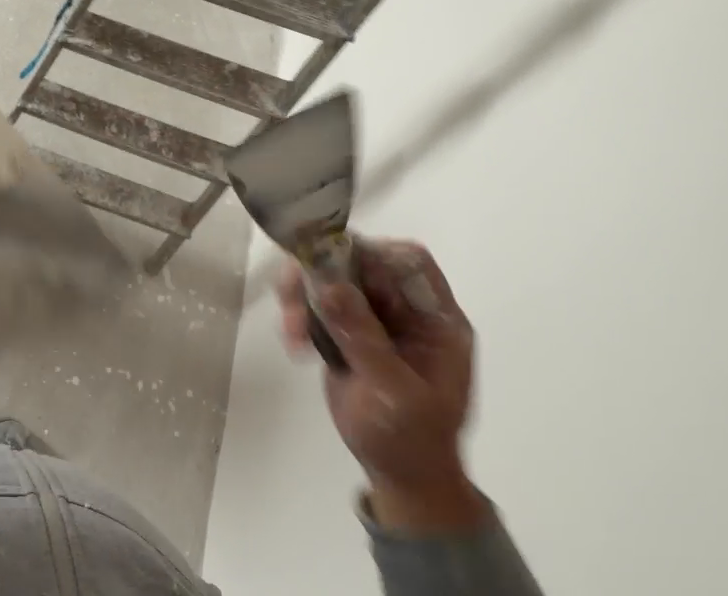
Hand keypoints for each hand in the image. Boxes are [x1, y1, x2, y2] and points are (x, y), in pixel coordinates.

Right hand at [278, 240, 488, 532]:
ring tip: (292, 336)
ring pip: (326, 279)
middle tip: (293, 301)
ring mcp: (371, 319)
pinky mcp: (342, 332)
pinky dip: (296, 317)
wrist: (400, 474)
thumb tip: (328, 284)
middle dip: (319, 276)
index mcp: (434, 319)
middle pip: (357, 262)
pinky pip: (312, 304)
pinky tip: (295, 347)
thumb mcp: (393, 390)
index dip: (370, 254)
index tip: (329, 267)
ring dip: (300, 299)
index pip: (408, 262)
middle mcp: (403, 310)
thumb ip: (364, 337)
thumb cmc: (411, 437)